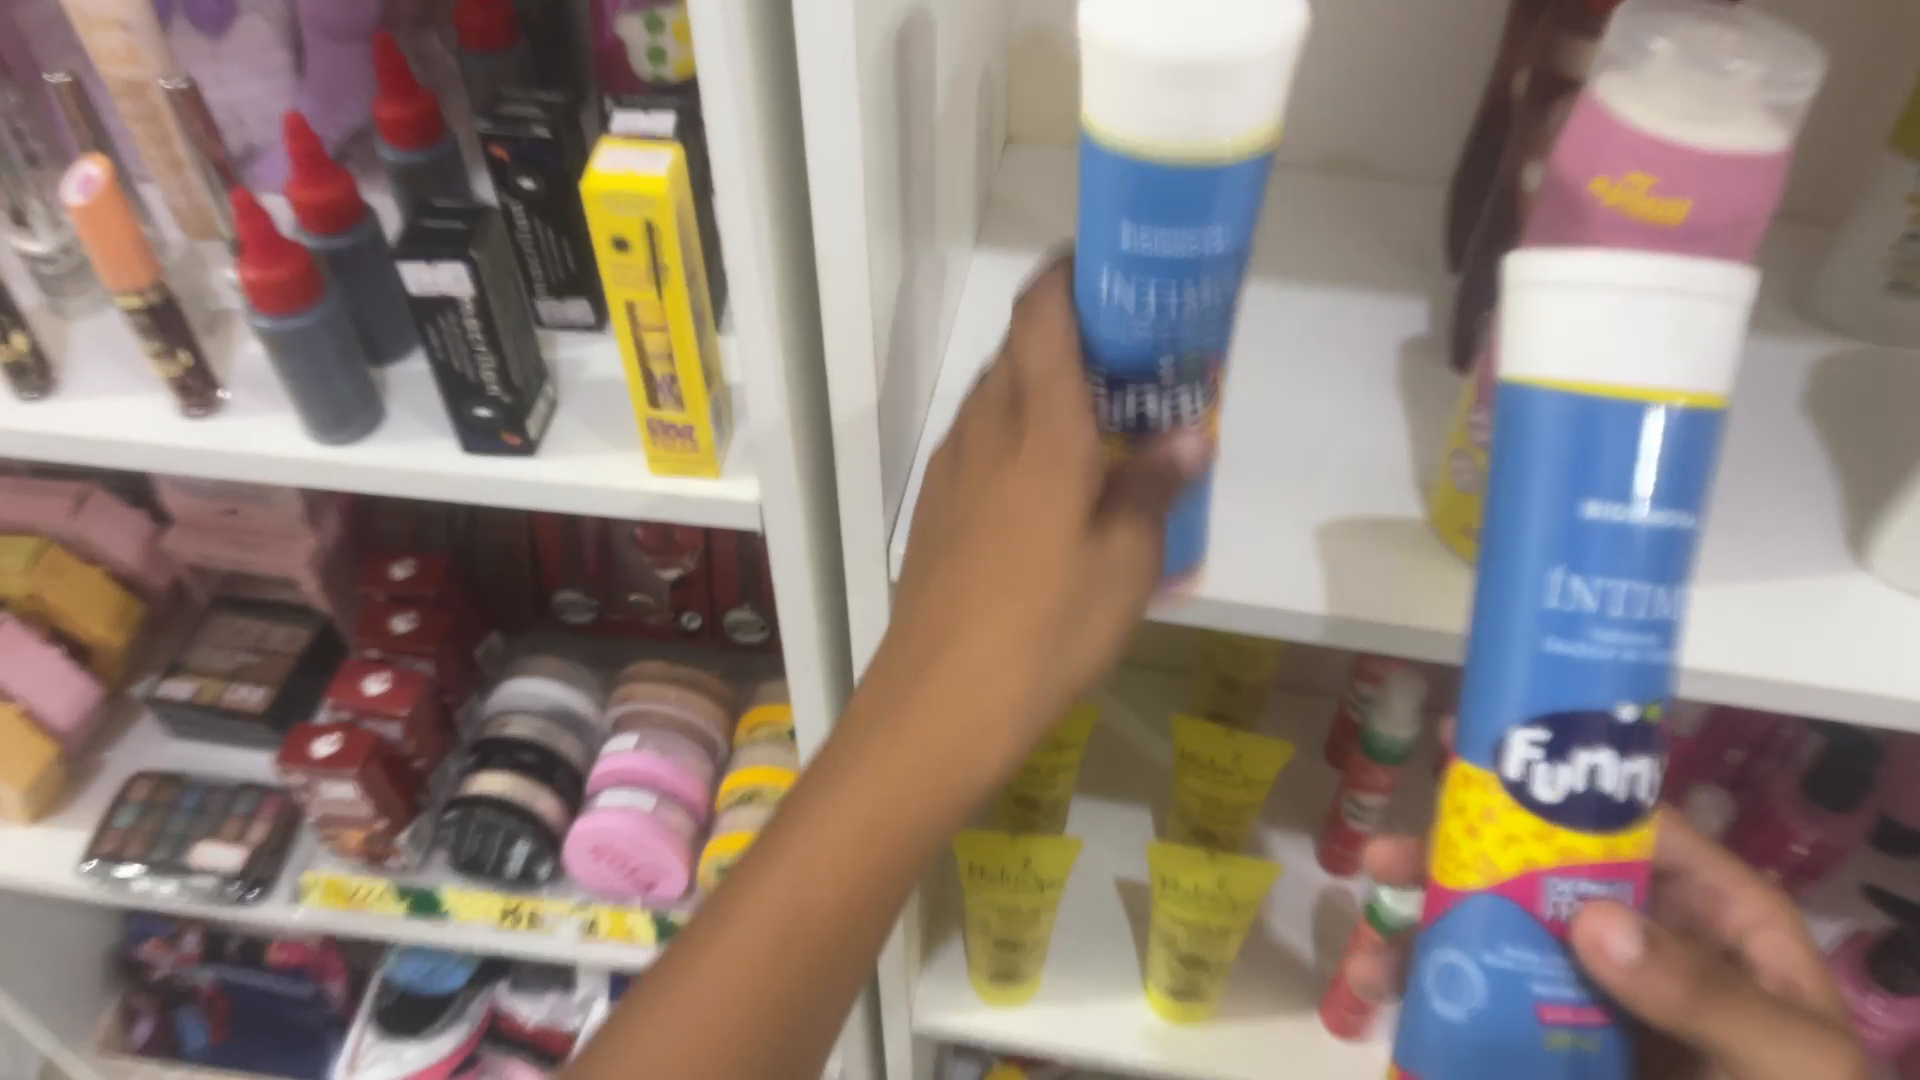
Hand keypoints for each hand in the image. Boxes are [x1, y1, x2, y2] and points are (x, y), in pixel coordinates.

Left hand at [883, 257, 1208, 769]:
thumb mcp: (1126, 565)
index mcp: (1039, 426)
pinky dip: (1017, 438)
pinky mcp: (934, 506)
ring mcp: (950, 468)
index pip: (1043, 313)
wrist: (940, 700)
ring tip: (1098, 428)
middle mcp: (985, 429)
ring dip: (1042, 394)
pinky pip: (980, 445)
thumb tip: (1186, 439)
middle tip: (1131, 366)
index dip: (1071, 276)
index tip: (1114, 276)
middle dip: (1072, 341)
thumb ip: (1153, 489)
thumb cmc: (1047, 628)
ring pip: (997, 399)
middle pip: (1020, 351)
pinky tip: (1048, 488)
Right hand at [1364, 810, 1869, 1079]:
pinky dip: (1431, 988)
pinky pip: (1481, 991)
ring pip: (1489, 929)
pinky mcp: (1549, 1024)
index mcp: (1696, 907)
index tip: (1460, 747)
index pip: (1615, 820)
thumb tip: (1592, 922)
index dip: (1539, 777)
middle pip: (1525, 868)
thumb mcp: (1783, 1057)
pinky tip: (1388, 994)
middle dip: (1444, 860)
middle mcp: (1630, 928)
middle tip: (1382, 859)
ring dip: (1421, 934)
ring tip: (1372, 963)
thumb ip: (1705, 991)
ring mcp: (1584, 979)